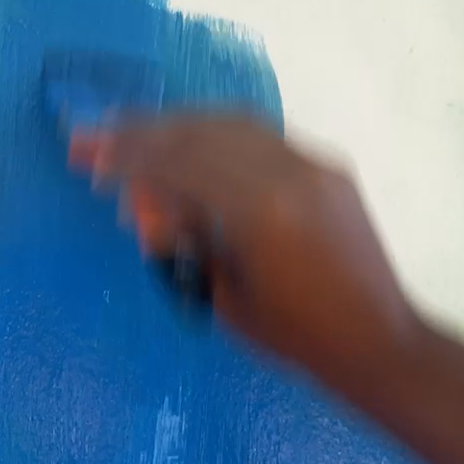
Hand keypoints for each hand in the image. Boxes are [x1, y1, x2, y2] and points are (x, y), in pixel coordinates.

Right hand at [69, 114, 424, 391]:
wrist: (378, 340)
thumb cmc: (292, 333)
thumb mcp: (217, 291)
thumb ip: (181, 236)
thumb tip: (146, 195)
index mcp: (256, 210)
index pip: (174, 163)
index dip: (123, 155)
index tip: (84, 152)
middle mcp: (285, 172)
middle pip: (196, 132)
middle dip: (140, 132)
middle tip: (98, 135)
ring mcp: (311, 163)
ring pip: (227, 123)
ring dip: (175, 125)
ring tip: (138, 133)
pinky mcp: (325, 165)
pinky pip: (258, 134)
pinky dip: (214, 132)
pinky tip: (190, 141)